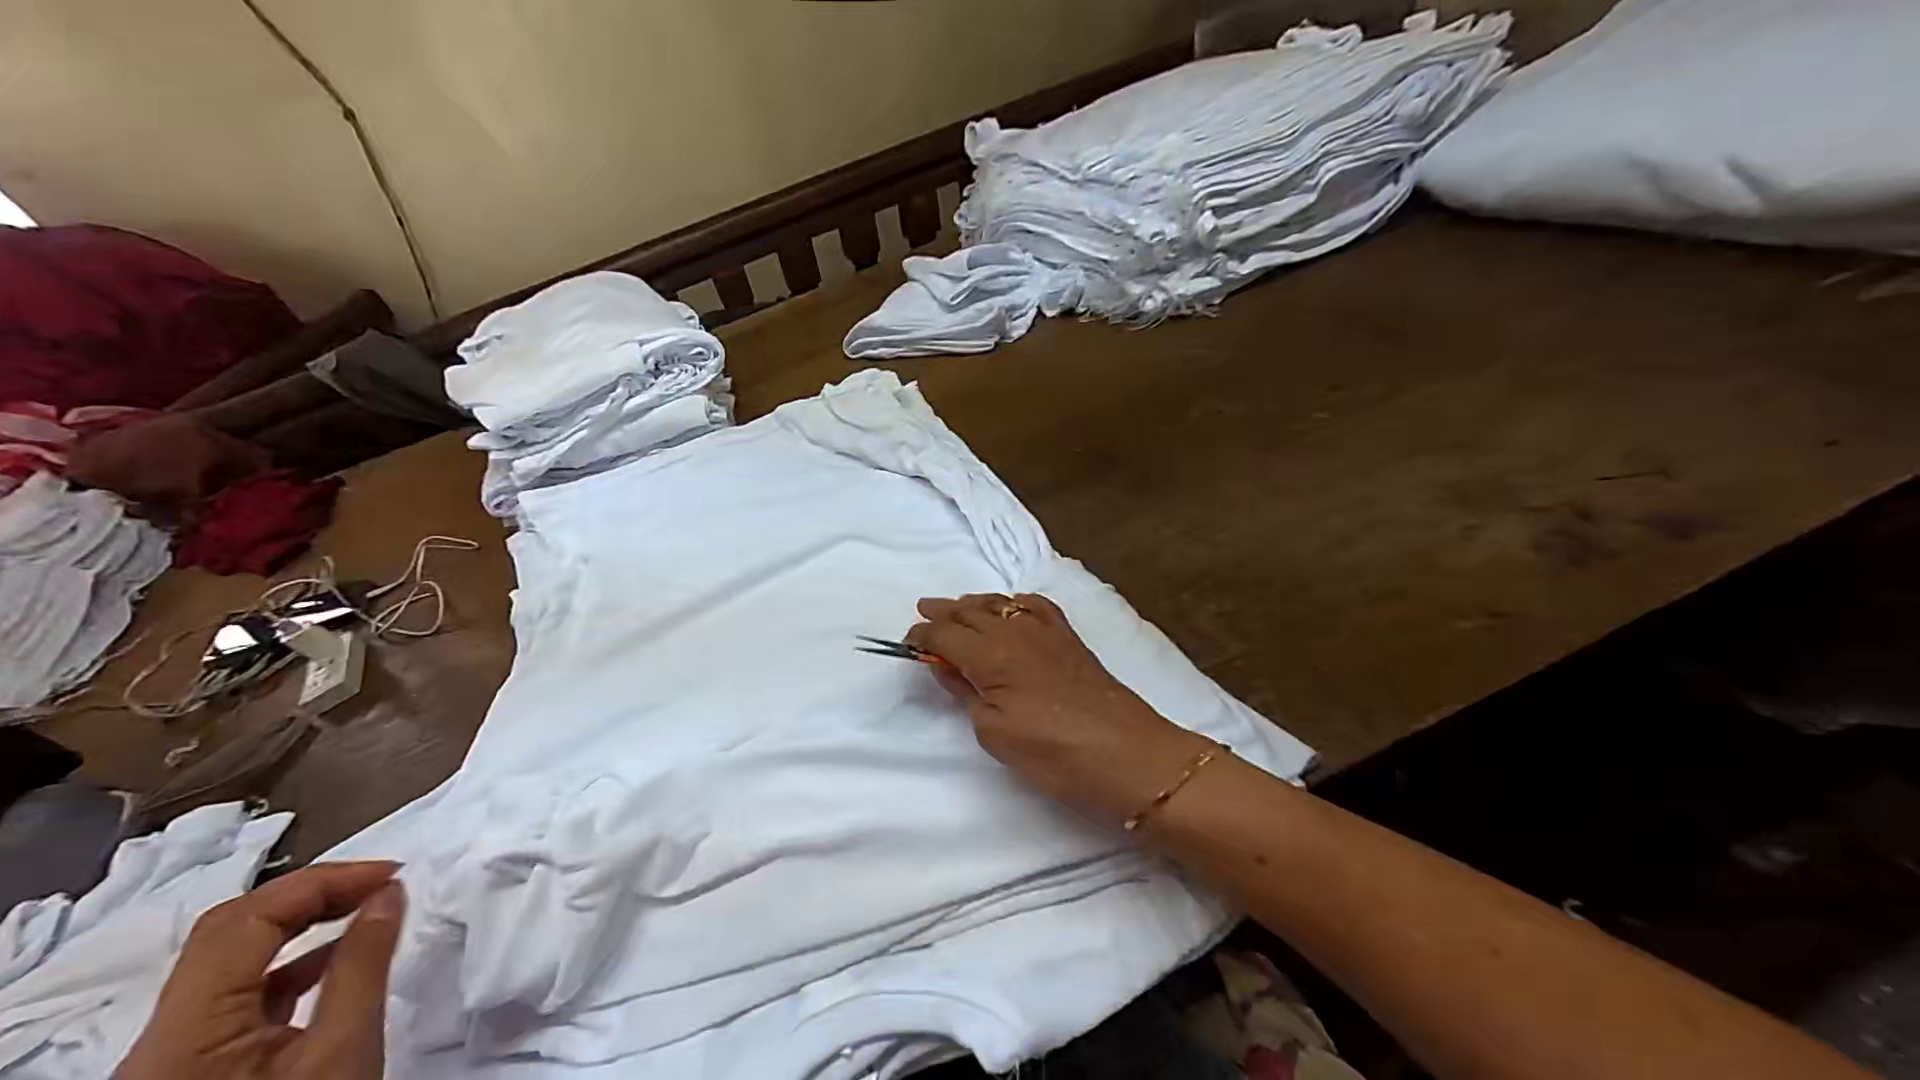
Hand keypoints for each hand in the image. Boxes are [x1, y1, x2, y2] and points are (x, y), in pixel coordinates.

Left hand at [113, 862, 405, 1079]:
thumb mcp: (342, 1049)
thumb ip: (363, 963)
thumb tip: (389, 893)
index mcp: (184, 1032)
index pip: (247, 920)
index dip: (322, 882)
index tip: (392, 875)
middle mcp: (161, 1037)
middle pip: (231, 931)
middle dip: (311, 894)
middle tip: (380, 883)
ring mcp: (174, 1053)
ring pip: (231, 958)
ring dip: (303, 922)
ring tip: (368, 908)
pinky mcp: (196, 1066)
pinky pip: (238, 992)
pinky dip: (293, 960)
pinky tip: (338, 958)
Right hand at [908, 593, 1211, 827]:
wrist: (1127, 756)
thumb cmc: (1052, 753)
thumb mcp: (994, 731)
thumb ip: (966, 692)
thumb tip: (947, 666)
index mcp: (991, 653)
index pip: (946, 634)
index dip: (923, 636)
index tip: (907, 642)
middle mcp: (1016, 631)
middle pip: (971, 612)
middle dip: (944, 612)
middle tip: (924, 611)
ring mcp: (1047, 631)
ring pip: (1002, 604)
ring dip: (975, 603)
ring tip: (958, 606)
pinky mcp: (1070, 639)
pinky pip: (1036, 606)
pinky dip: (1015, 603)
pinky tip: (1012, 608)